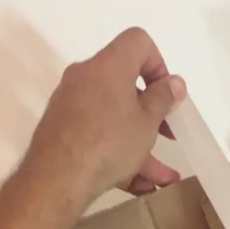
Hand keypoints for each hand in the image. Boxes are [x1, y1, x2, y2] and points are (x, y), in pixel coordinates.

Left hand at [24, 28, 185, 202]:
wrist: (56, 179)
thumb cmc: (109, 144)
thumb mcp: (146, 123)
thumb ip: (163, 99)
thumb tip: (174, 83)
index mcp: (109, 65)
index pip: (138, 42)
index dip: (159, 64)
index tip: (166, 95)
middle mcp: (86, 77)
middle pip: (125, 86)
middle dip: (151, 115)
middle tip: (168, 135)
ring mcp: (70, 104)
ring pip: (113, 120)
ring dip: (139, 147)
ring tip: (161, 178)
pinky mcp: (61, 129)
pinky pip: (97, 136)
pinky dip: (117, 156)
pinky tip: (138, 186)